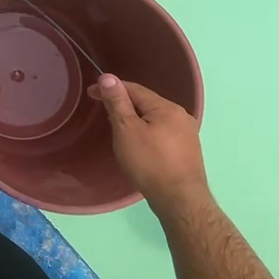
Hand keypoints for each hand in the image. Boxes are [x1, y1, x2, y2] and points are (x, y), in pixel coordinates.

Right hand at [87, 73, 209, 217]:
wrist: (180, 201)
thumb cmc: (149, 163)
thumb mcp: (126, 129)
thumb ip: (117, 101)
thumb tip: (108, 77)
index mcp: (167, 108)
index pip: (133, 88)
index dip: (110, 88)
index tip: (90, 94)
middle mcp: (181, 116)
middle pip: (145, 102)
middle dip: (123, 104)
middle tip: (103, 114)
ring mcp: (188, 134)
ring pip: (154, 118)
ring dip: (135, 118)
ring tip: (118, 129)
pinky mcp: (188, 151)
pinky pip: (162, 131)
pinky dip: (146, 131)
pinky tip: (139, 144)